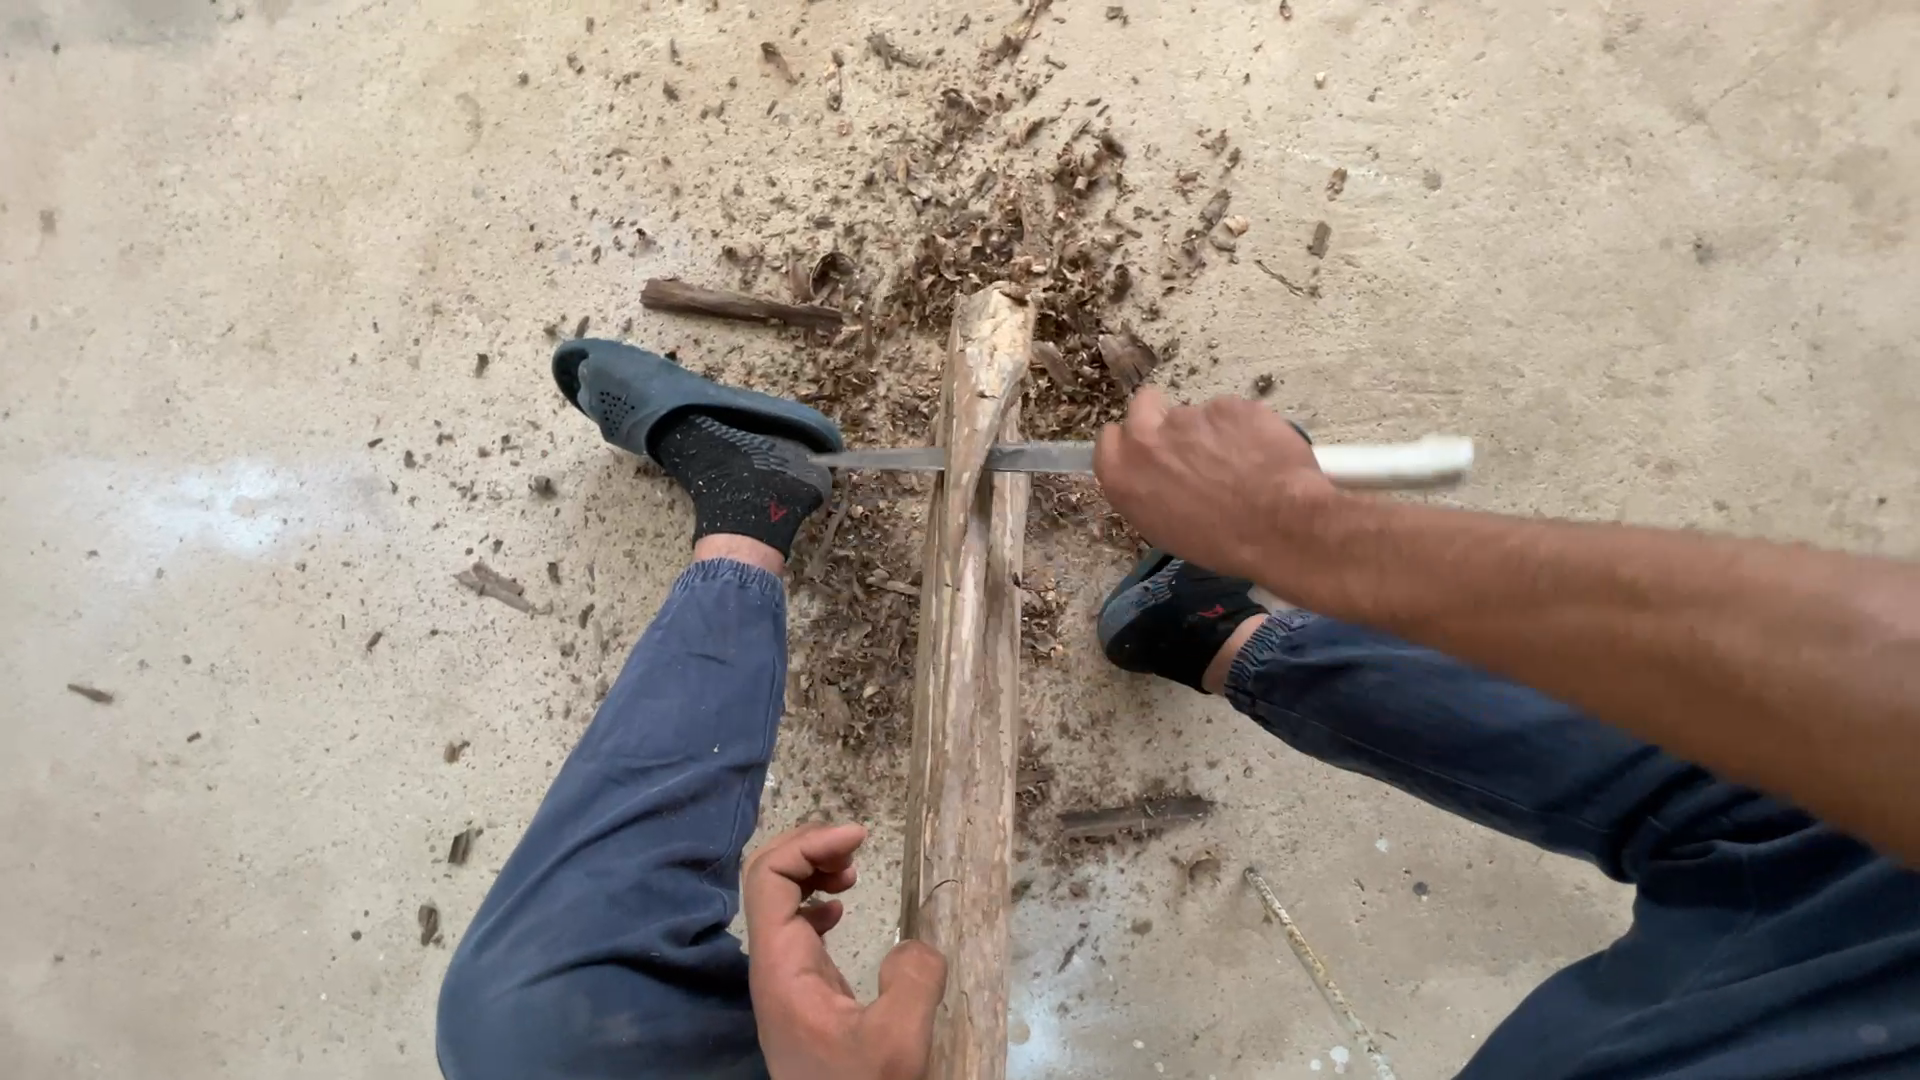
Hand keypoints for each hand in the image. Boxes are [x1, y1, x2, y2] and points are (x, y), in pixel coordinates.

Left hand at [744, 823, 947, 1079]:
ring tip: (852, 868)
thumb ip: (913, 980)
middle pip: (767, 876)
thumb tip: (913, 945)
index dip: (809, 843)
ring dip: (813, 867)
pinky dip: (816, 895)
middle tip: (856, 844)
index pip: (768, 876)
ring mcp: (783, 974)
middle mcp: (772, 963)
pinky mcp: (800, 986)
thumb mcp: (897, 1042)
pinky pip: (794, 921)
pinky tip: (842, 904)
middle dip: (809, 846)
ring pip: (778, 895)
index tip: (859, 837)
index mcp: (780, 967)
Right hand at [1094, 387, 1335, 578]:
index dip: (1131, 441)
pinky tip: (1259, 455)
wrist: (1276, 527)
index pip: (1109, 438)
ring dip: (1210, 431)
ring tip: (1238, 463)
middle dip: (1162, 417)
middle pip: (1143, 406)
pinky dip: (1242, 428)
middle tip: (1190, 445)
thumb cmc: (1216, 541)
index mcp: (1122, 473)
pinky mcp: (1227, 405)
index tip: (1149, 452)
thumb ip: (1145, 488)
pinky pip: (1230, 412)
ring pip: (1194, 414)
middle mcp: (1145, 439)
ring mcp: (1188, 417)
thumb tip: (1155, 475)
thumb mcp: (1162, 527)